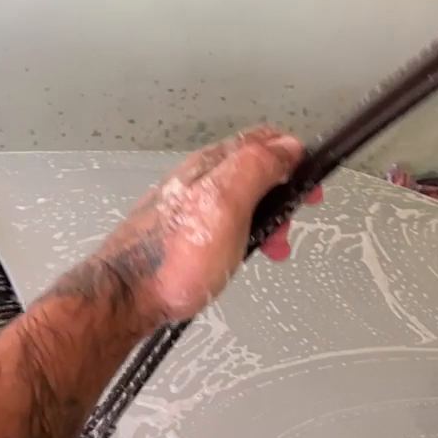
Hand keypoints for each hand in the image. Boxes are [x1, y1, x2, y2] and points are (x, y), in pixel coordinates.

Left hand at [59, 126, 319, 329]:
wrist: (127, 298)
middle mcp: (197, 182)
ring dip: (266, 219)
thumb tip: (287, 145)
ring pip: (241, 200)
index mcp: (210, 166)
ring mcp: (189, 209)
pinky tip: (242, 254)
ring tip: (271, 246)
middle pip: (253, 170)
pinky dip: (246, 235)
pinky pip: (226, 224)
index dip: (293, 156)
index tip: (310, 183)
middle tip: (289, 224)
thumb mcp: (225, 204)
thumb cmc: (171, 259)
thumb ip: (256, 168)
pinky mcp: (183, 235)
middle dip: (282, 194)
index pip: (260, 139)